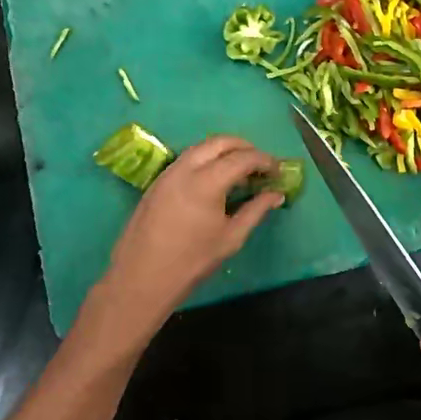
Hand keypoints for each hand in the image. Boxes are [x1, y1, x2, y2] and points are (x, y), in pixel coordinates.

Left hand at [97, 135, 283, 327]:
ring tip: (240, 171)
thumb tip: (276, 195)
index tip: (278, 171)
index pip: (242, 158)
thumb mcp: (231, 238)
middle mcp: (186, 168)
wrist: (142, 277)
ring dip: (224, 151)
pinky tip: (215, 180)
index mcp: (207, 181)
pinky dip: (206, 159)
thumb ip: (256, 210)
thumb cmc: (192, 261)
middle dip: (244, 147)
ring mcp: (168, 172)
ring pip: (201, 147)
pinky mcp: (157, 181)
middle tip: (261, 165)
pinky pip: (187, 159)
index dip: (265, 161)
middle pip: (220, 142)